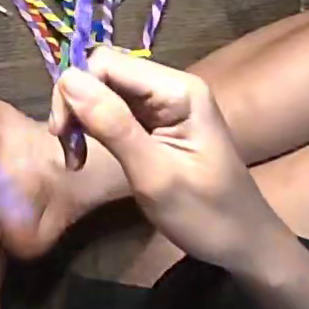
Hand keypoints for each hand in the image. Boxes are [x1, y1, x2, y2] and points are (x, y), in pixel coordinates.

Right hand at [53, 47, 292, 275]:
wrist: (245, 246)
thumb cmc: (206, 215)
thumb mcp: (155, 175)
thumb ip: (112, 124)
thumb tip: (68, 78)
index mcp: (177, 89)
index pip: (107, 63)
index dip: (77, 91)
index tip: (63, 134)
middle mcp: (169, 84)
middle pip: (102, 71)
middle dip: (76, 105)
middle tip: (68, 150)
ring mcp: (162, 99)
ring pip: (103, 88)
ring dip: (81, 118)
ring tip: (76, 156)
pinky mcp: (155, 116)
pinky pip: (112, 106)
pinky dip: (92, 126)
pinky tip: (86, 152)